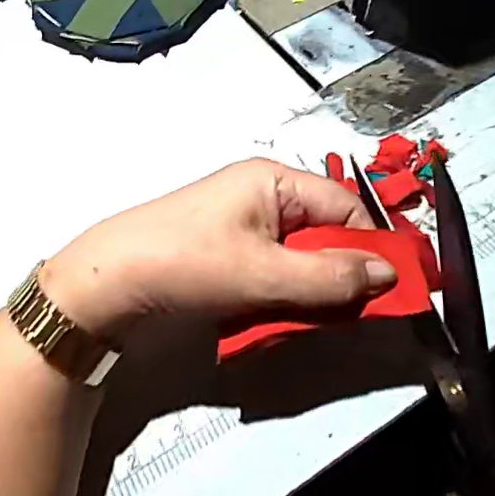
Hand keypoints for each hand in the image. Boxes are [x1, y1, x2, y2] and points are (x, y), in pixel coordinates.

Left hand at [39, 159, 397, 339]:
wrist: (105, 282)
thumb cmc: (189, 264)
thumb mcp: (265, 274)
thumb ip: (330, 277)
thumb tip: (388, 274)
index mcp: (275, 180)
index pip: (344, 206)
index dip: (368, 245)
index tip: (386, 289)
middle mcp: (264, 192)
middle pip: (323, 229)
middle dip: (336, 271)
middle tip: (342, 312)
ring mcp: (244, 220)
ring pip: (300, 253)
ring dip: (308, 285)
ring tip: (301, 315)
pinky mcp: (228, 246)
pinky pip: (274, 264)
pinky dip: (282, 289)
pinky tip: (271, 313)